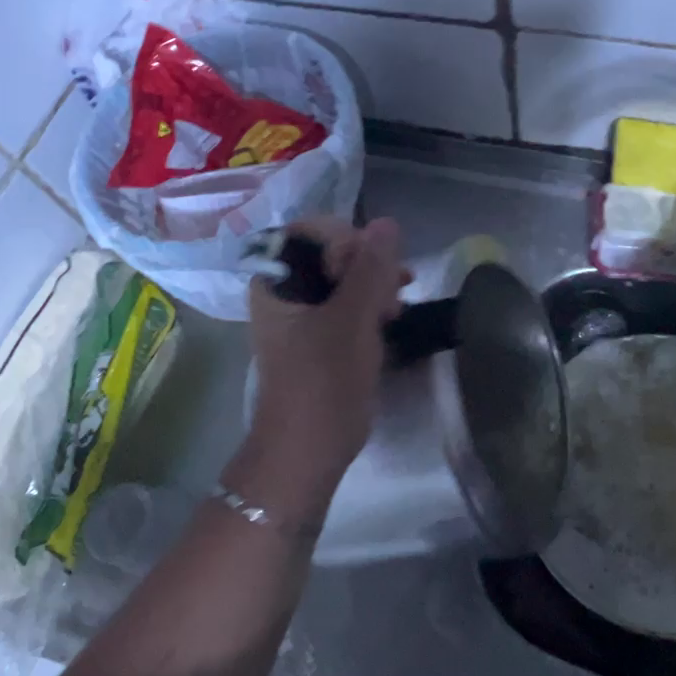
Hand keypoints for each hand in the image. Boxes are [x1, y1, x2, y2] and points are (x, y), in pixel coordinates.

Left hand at [247, 216, 404, 485]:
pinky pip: (345, 304)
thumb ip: (370, 269)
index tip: (374, 270)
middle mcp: (283, 292)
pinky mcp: (317, 338)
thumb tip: (387, 223)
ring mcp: (299, 316)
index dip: (349, 240)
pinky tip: (392, 317)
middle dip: (368, 263)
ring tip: (398, 306)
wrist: (306, 452)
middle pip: (330, 252)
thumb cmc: (324, 383)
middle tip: (396, 288)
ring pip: (342, 279)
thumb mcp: (353, 320)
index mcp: (276, 281)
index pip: (313, 231)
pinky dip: (369, 305)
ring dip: (374, 284)